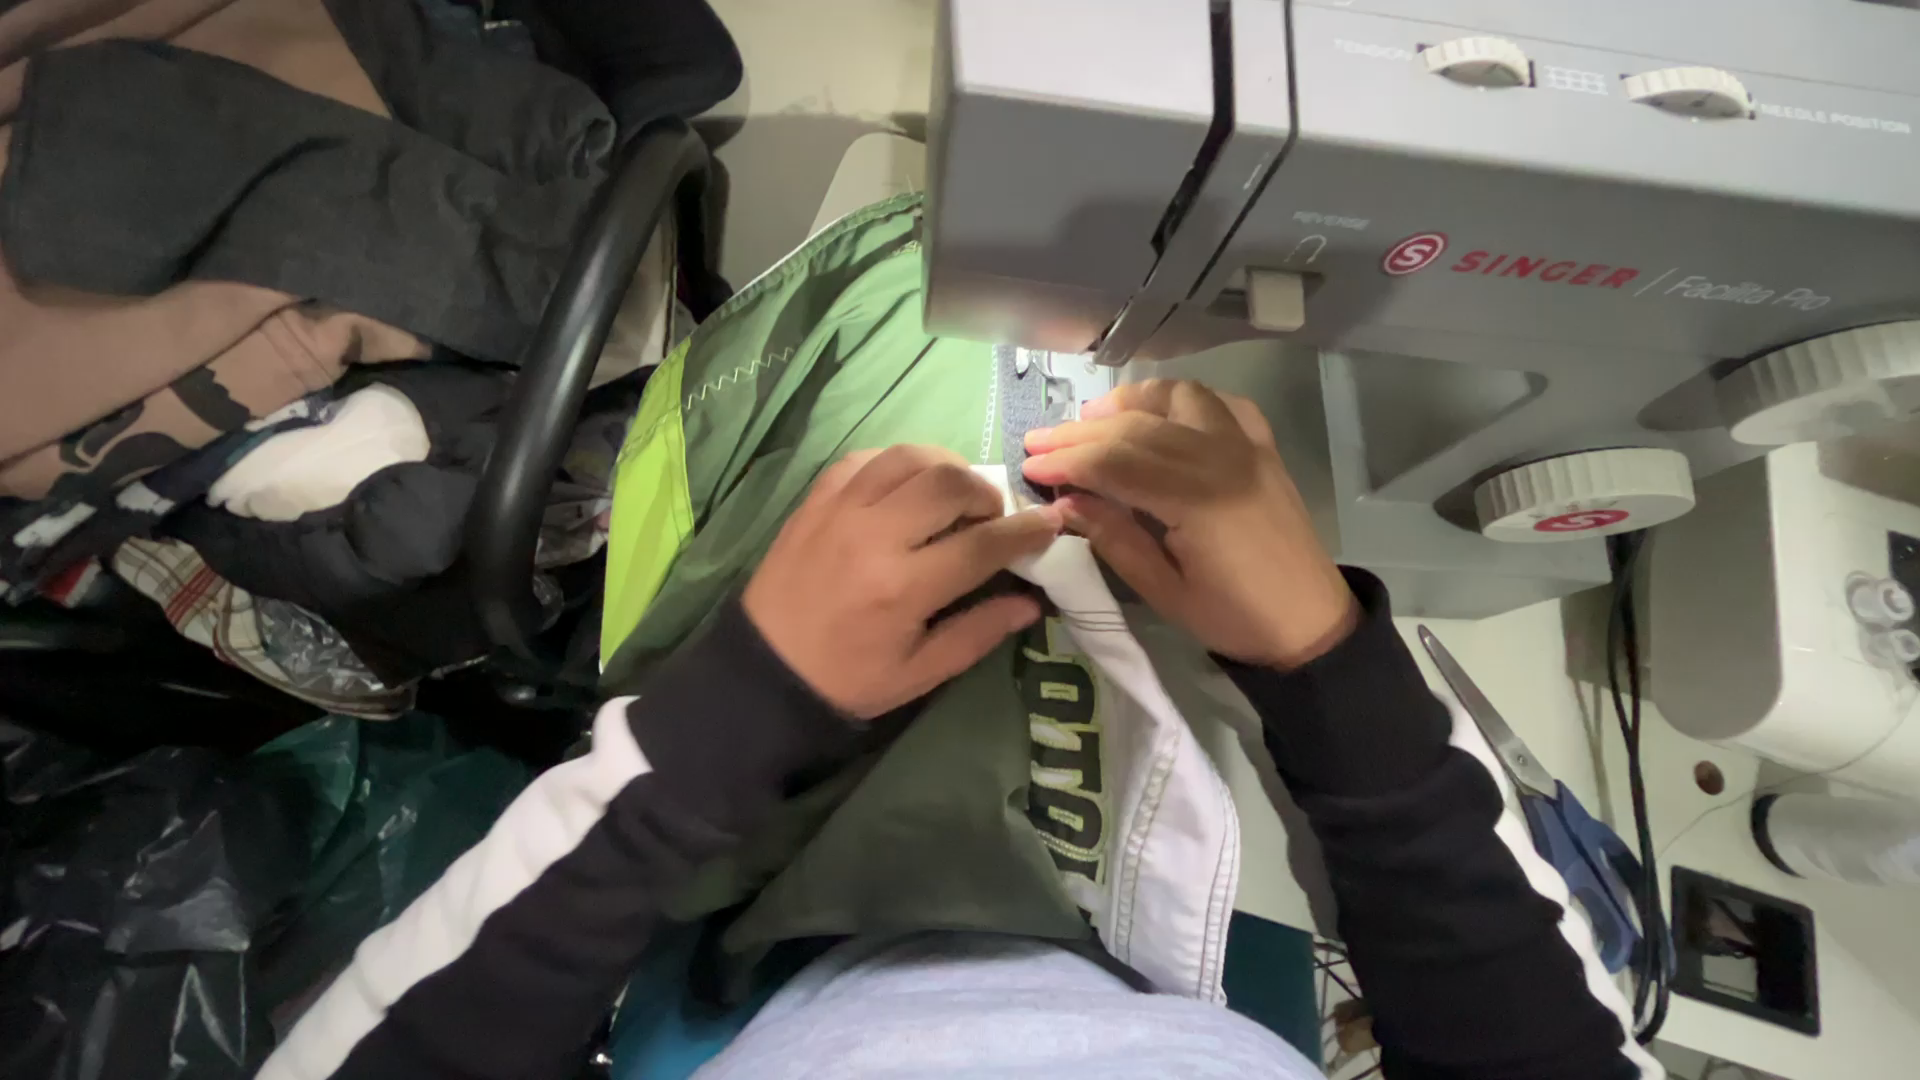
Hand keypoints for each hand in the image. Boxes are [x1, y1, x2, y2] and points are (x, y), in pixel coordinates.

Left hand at [744, 445, 1062, 718]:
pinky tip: (907, 485)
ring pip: (909, 457)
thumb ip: (978, 633)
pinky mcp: (815, 500)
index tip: (1049, 523)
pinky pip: (865, 457)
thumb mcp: (919, 673)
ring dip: (946, 467)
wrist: (763, 669)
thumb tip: (1032, 602)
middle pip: (949, 483)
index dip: (1025, 531)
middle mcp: (873, 536)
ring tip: (954, 494)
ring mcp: (840, 510)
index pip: (982, 544)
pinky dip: (898, 462)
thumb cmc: (847, 678)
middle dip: (986, 493)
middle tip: (991, 517)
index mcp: (902, 588)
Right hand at [1022, 379, 1356, 668]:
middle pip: (1137, 426)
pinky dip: (1184, 400)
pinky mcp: (1263, 447)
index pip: (1115, 463)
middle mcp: (1222, 458)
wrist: (1309, 624)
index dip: (1067, 462)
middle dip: (1080, 433)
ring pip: (1179, 397)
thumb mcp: (1163, 591)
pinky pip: (1222, 403)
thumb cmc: (1232, 617)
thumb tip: (1067, 502)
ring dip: (1130, 401)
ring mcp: (1247, 446)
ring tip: (1092, 418)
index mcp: (1197, 500)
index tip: (1030, 466)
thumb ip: (1114, 538)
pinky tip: (1161, 415)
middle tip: (1040, 442)